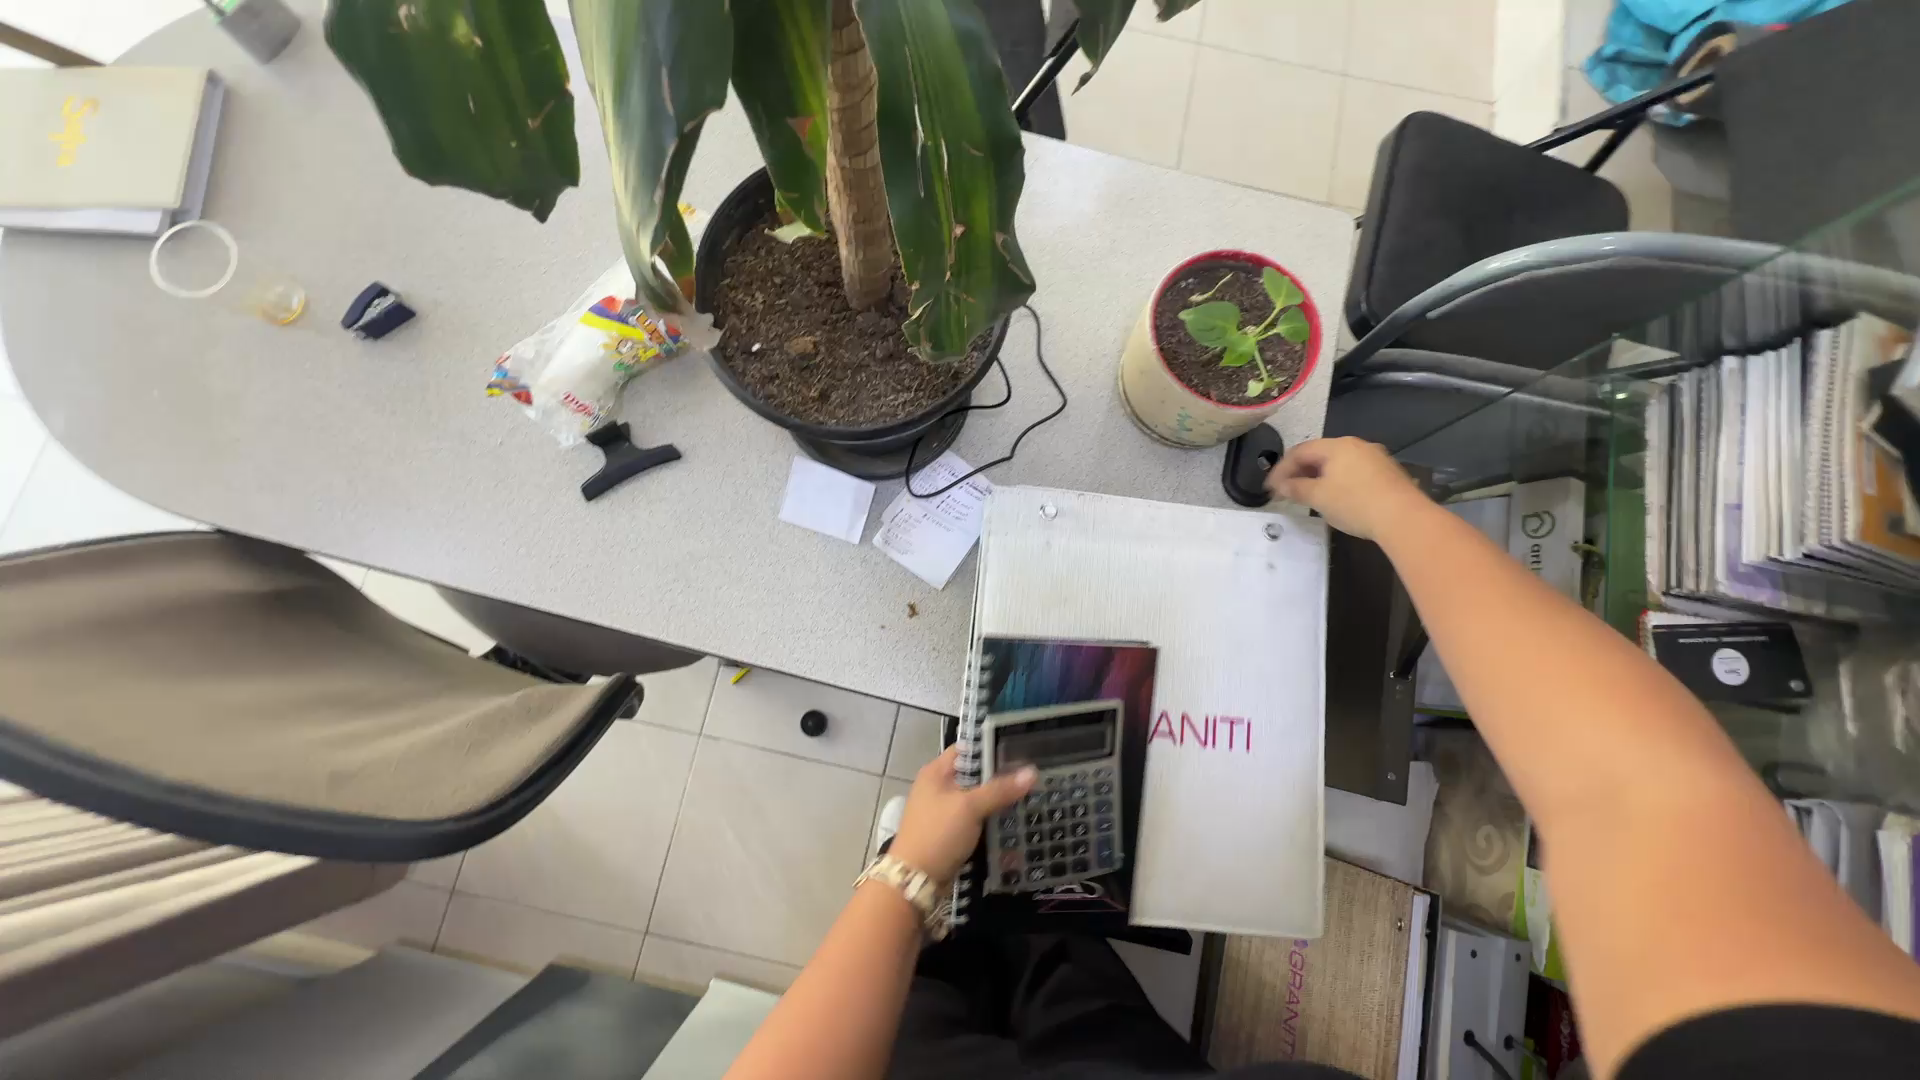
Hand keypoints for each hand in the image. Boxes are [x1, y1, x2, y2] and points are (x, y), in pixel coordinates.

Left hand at [889, 746, 1034, 885]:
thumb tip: (1032, 772)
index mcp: (936, 772)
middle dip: (998, 778)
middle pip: (973, 775)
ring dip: (996, 800)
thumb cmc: (938, 834)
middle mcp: (938, 787)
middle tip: (1028, 778)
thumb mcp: (970, 807)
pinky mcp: (949, 831)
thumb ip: (1000, 789)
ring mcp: (943, 810)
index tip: (1019, 753)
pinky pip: (974, 819)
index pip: (967, 749)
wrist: (916, 879)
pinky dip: (989, 819)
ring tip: (1026, 798)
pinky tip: (1010, 821)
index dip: (991, 749)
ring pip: (975, 798)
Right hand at [1265, 436, 1432, 540]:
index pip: (1299, 451)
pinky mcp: (1387, 473)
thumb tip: (1280, 485)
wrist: (1403, 518)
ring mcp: (1374, 457)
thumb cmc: (1354, 503)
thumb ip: (1295, 489)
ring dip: (1318, 477)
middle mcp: (1356, 445)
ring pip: (1337, 463)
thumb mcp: (1318, 497)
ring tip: (1307, 495)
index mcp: (1337, 446)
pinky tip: (1335, 497)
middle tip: (1286, 491)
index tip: (1269, 488)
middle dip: (1299, 472)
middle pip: (1319, 455)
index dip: (1280, 469)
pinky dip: (1337, 481)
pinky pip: (1353, 471)